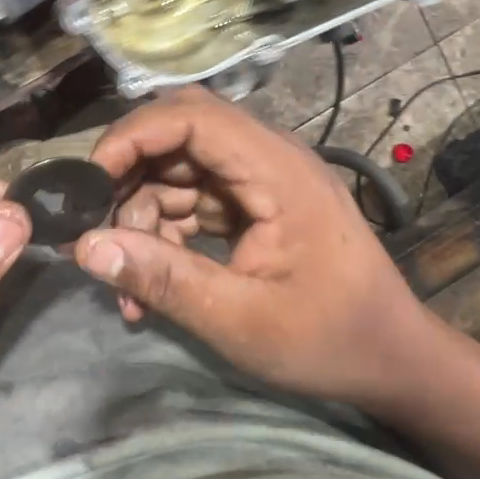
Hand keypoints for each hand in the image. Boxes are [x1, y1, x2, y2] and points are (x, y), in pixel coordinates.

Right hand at [76, 88, 435, 405]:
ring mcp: (261, 182)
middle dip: (130, 177)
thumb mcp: (241, 321)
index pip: (192, 116)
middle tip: (100, 229)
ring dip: (142, 216)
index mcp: (278, 171)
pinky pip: (191, 201)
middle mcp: (268, 160)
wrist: (394, 363)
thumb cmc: (331, 341)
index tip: (92, 184)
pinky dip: (163, 233)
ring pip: (177, 171)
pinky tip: (149, 282)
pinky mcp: (253, 206)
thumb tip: (85, 247)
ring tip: (128, 281)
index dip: (133, 137)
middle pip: (179, 135)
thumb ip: (163, 279)